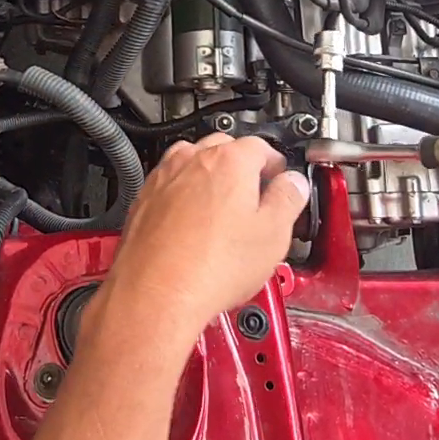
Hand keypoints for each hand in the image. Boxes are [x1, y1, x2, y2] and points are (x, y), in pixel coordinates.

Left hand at [93, 135, 309, 348]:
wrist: (156, 293)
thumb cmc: (209, 267)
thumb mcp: (272, 235)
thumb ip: (288, 200)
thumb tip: (293, 184)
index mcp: (229, 161)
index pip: (261, 146)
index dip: (276, 165)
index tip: (280, 180)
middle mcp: (192, 160)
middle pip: (225, 149)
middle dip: (243, 167)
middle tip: (255, 197)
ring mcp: (164, 177)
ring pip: (194, 164)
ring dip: (210, 178)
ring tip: (223, 211)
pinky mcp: (145, 199)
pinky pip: (170, 185)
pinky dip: (184, 195)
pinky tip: (193, 225)